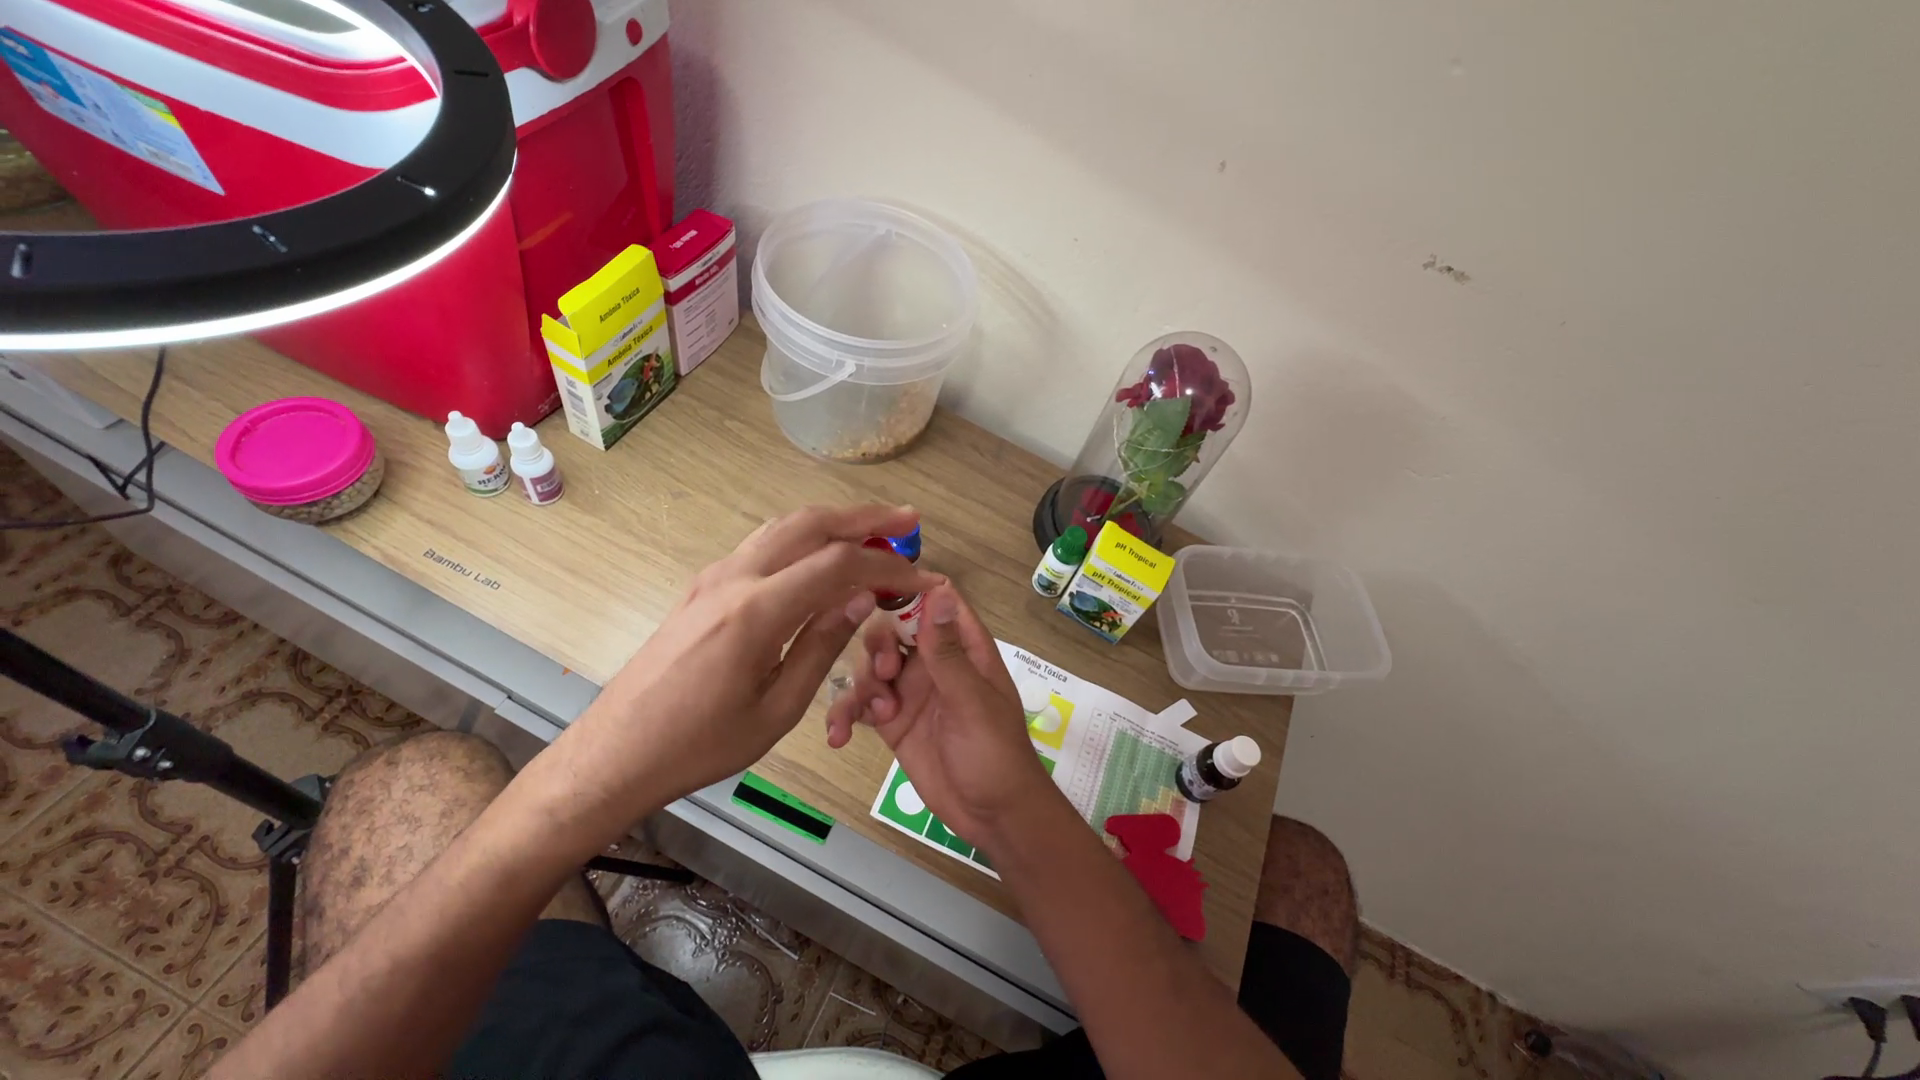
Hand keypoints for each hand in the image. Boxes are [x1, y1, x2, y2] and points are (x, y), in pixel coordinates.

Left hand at [552, 505, 944, 833]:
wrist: (618, 751)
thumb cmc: (700, 745)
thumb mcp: (777, 710)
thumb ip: (821, 647)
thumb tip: (861, 599)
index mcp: (755, 612)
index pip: (836, 564)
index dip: (885, 563)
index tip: (919, 574)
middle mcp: (732, 579)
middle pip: (808, 524)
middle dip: (863, 517)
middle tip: (907, 520)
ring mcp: (711, 578)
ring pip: (781, 527)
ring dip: (830, 521)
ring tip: (872, 529)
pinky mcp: (701, 588)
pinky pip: (760, 546)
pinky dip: (800, 538)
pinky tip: (819, 555)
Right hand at [825, 585, 1065, 849]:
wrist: (992, 816)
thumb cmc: (995, 754)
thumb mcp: (972, 702)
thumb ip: (948, 652)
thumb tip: (938, 591)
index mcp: (963, 648)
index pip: (935, 599)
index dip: (905, 588)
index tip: (871, 588)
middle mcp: (934, 662)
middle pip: (892, 629)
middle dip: (878, 645)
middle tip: (884, 675)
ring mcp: (910, 691)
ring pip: (871, 665)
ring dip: (864, 684)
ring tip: (878, 714)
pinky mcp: (891, 722)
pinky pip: (860, 705)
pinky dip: (846, 715)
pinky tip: (838, 735)